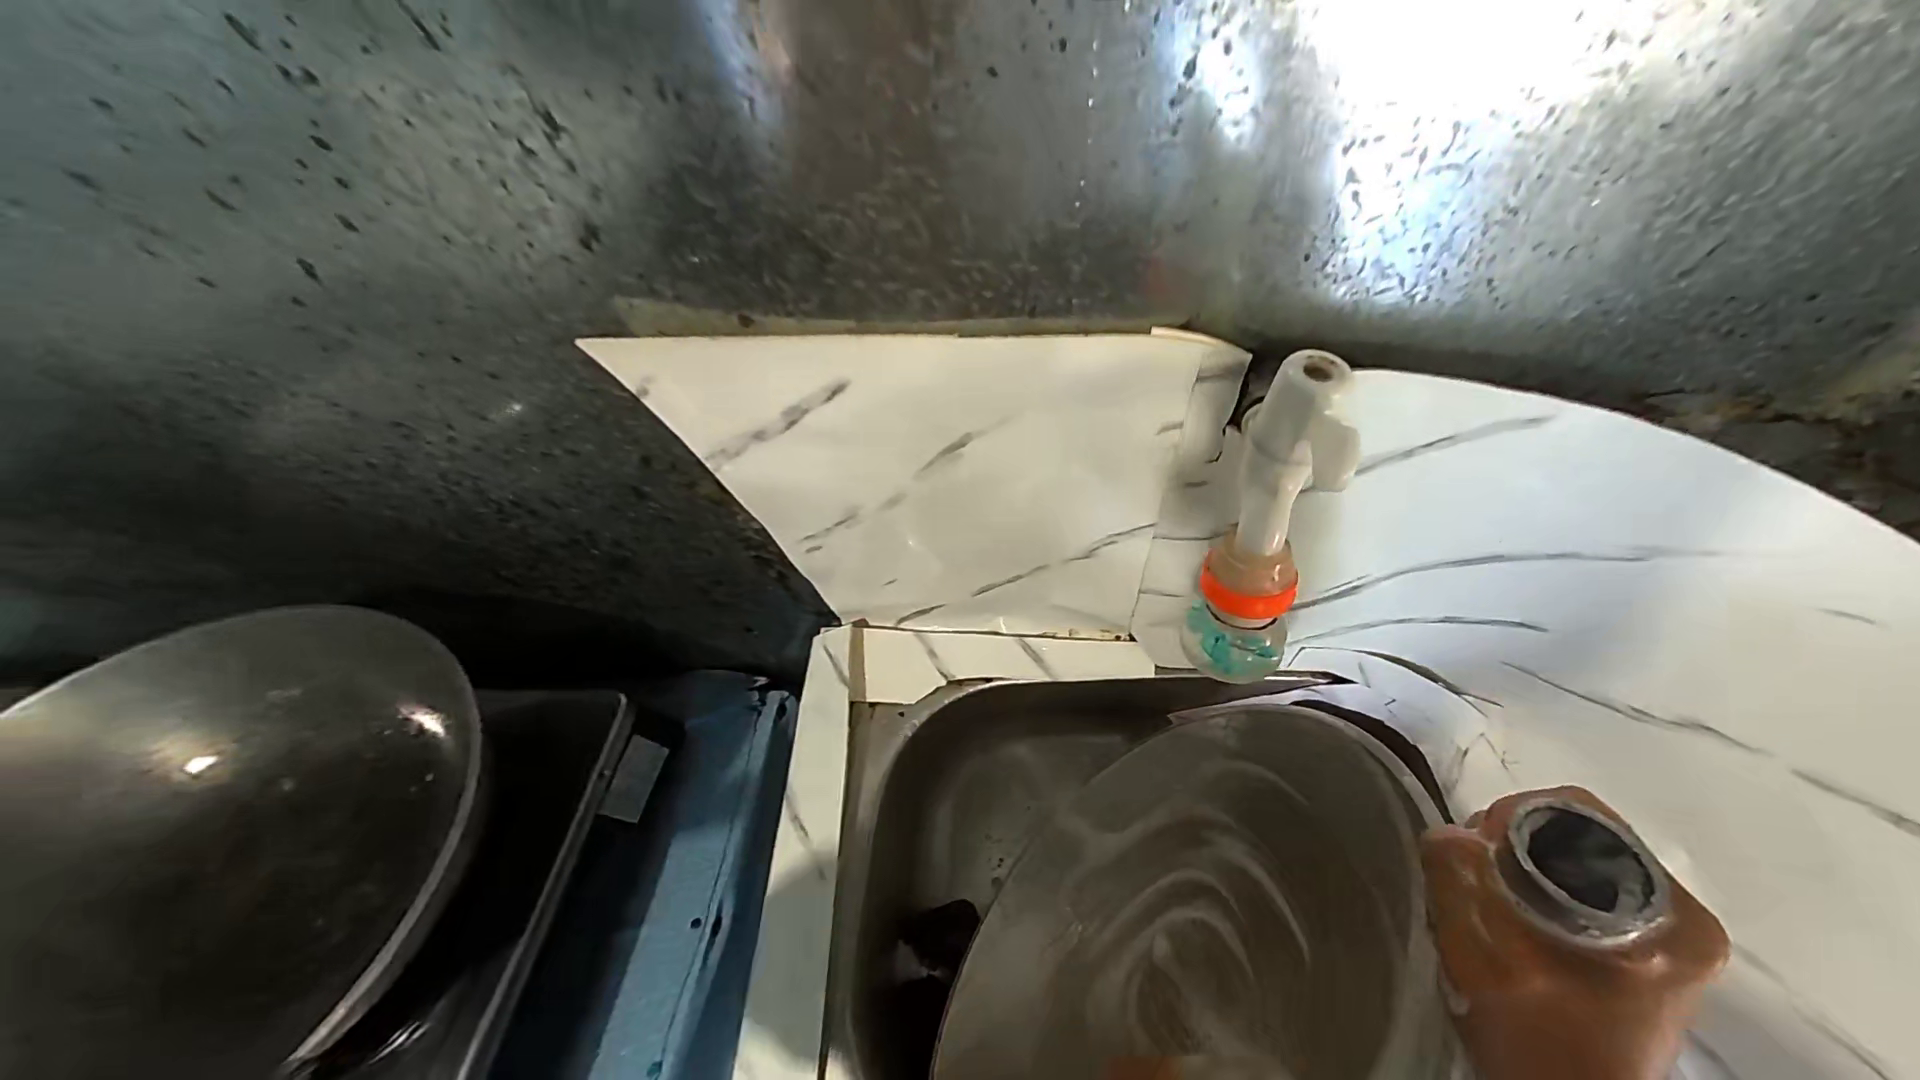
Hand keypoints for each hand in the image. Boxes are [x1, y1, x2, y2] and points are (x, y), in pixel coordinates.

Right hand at [1420, 786, 1728, 1079]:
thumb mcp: (1483, 954)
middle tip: (1466, 874)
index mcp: (1669, 912)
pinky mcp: (1632, 947)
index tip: (1471, 847)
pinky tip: (1497, 915)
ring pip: (1562, 856)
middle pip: (1570, 830)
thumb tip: (1446, 831)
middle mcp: (1675, 914)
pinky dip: (1522, 887)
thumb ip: (1455, 879)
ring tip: (1477, 896)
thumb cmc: (1541, 1038)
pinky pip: (1566, 885)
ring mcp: (1656, 932)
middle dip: (1504, 843)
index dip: (1511, 815)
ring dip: (1507, 866)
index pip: (1578, 811)